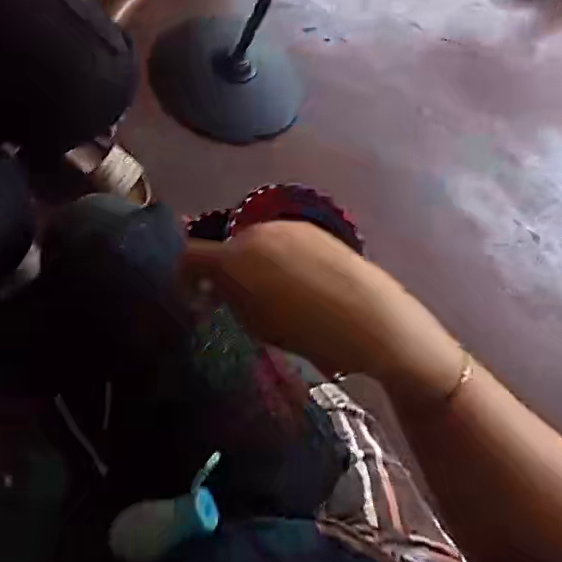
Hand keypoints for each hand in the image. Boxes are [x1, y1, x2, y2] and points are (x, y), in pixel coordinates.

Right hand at [184, 221, 461, 397]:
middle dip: (219, 271)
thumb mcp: (257, 324)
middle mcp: (255, 230)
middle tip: (229, 301)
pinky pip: (278, 240)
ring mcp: (285, 226)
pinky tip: (295, 283)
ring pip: (250, 242)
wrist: (378, 323)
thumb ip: (225, 299)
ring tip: (267, 293)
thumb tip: (208, 289)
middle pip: (221, 247)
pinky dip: (274, 257)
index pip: (189, 255)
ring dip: (247, 263)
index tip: (192, 300)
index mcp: (235, 256)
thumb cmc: (312, 334)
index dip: (183, 278)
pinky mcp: (311, 228)